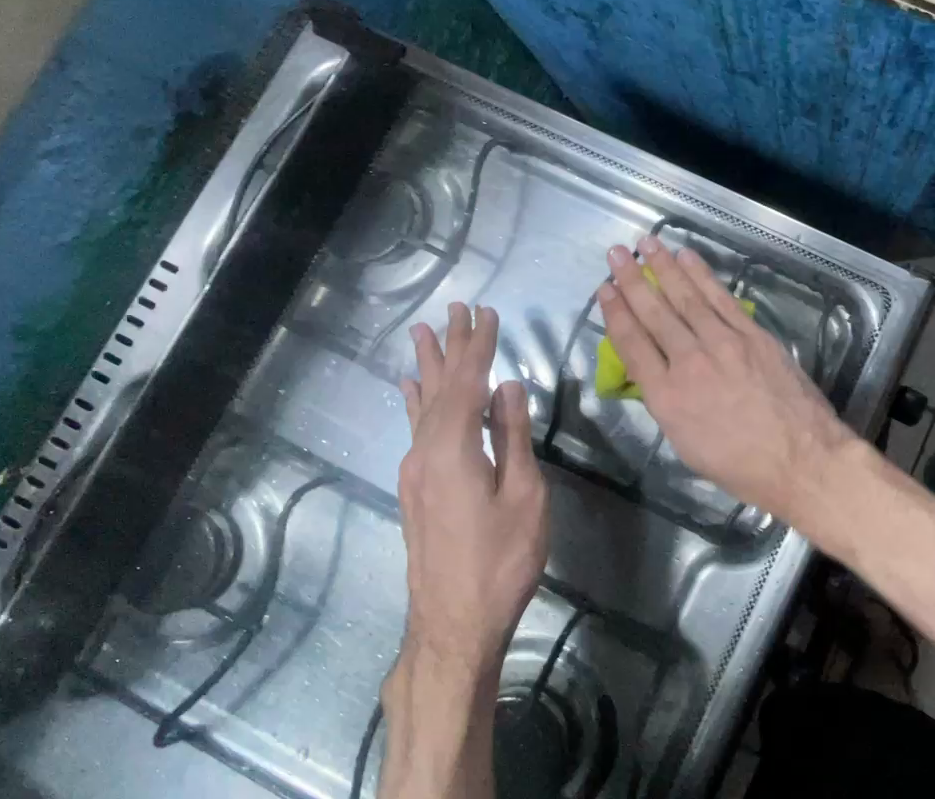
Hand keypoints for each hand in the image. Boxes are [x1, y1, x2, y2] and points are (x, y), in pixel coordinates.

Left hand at [393, 302, 547, 674]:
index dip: (478, 346)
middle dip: (451, 348)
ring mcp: (416, 473)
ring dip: (428, 369)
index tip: (487, 313)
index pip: (467, 383)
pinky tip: (412, 393)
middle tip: (455, 309)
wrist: (454, 624)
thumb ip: (511, 437)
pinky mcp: (417, 491)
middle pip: (440, 388)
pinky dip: (418, 402)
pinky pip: (416, 429)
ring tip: (423, 334)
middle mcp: (425, 452)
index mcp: (452, 449)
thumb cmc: (500, 560)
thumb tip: (508, 386)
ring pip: (423, 407)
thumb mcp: (522, 495)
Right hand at [596, 238, 855, 518]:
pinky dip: (702, 276)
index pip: (632, 346)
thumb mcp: (687, 446)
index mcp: (667, 398)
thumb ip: (668, 405)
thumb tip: (659, 376)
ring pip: (686, 298)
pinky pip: (721, 299)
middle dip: (632, 281)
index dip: (615, 315)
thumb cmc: (742, 467)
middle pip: (654, 314)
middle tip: (615, 254)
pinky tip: (687, 259)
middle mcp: (690, 363)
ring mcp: (724, 344)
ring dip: (664, 268)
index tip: (604, 291)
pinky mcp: (753, 335)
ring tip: (646, 243)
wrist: (801, 458)